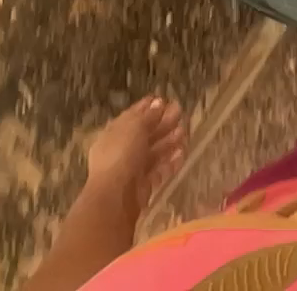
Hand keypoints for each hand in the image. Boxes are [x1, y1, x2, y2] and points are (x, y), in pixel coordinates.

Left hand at [84, 96, 185, 220]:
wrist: (116, 197)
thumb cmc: (121, 155)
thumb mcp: (135, 127)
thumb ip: (148, 116)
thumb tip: (158, 103)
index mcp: (112, 135)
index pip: (131, 117)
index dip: (147, 108)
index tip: (164, 99)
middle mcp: (120, 151)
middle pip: (144, 134)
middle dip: (162, 123)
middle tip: (180, 112)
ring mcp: (131, 170)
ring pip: (153, 152)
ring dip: (168, 141)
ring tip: (184, 131)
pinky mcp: (142, 186)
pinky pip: (158, 170)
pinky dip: (170, 162)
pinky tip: (182, 153)